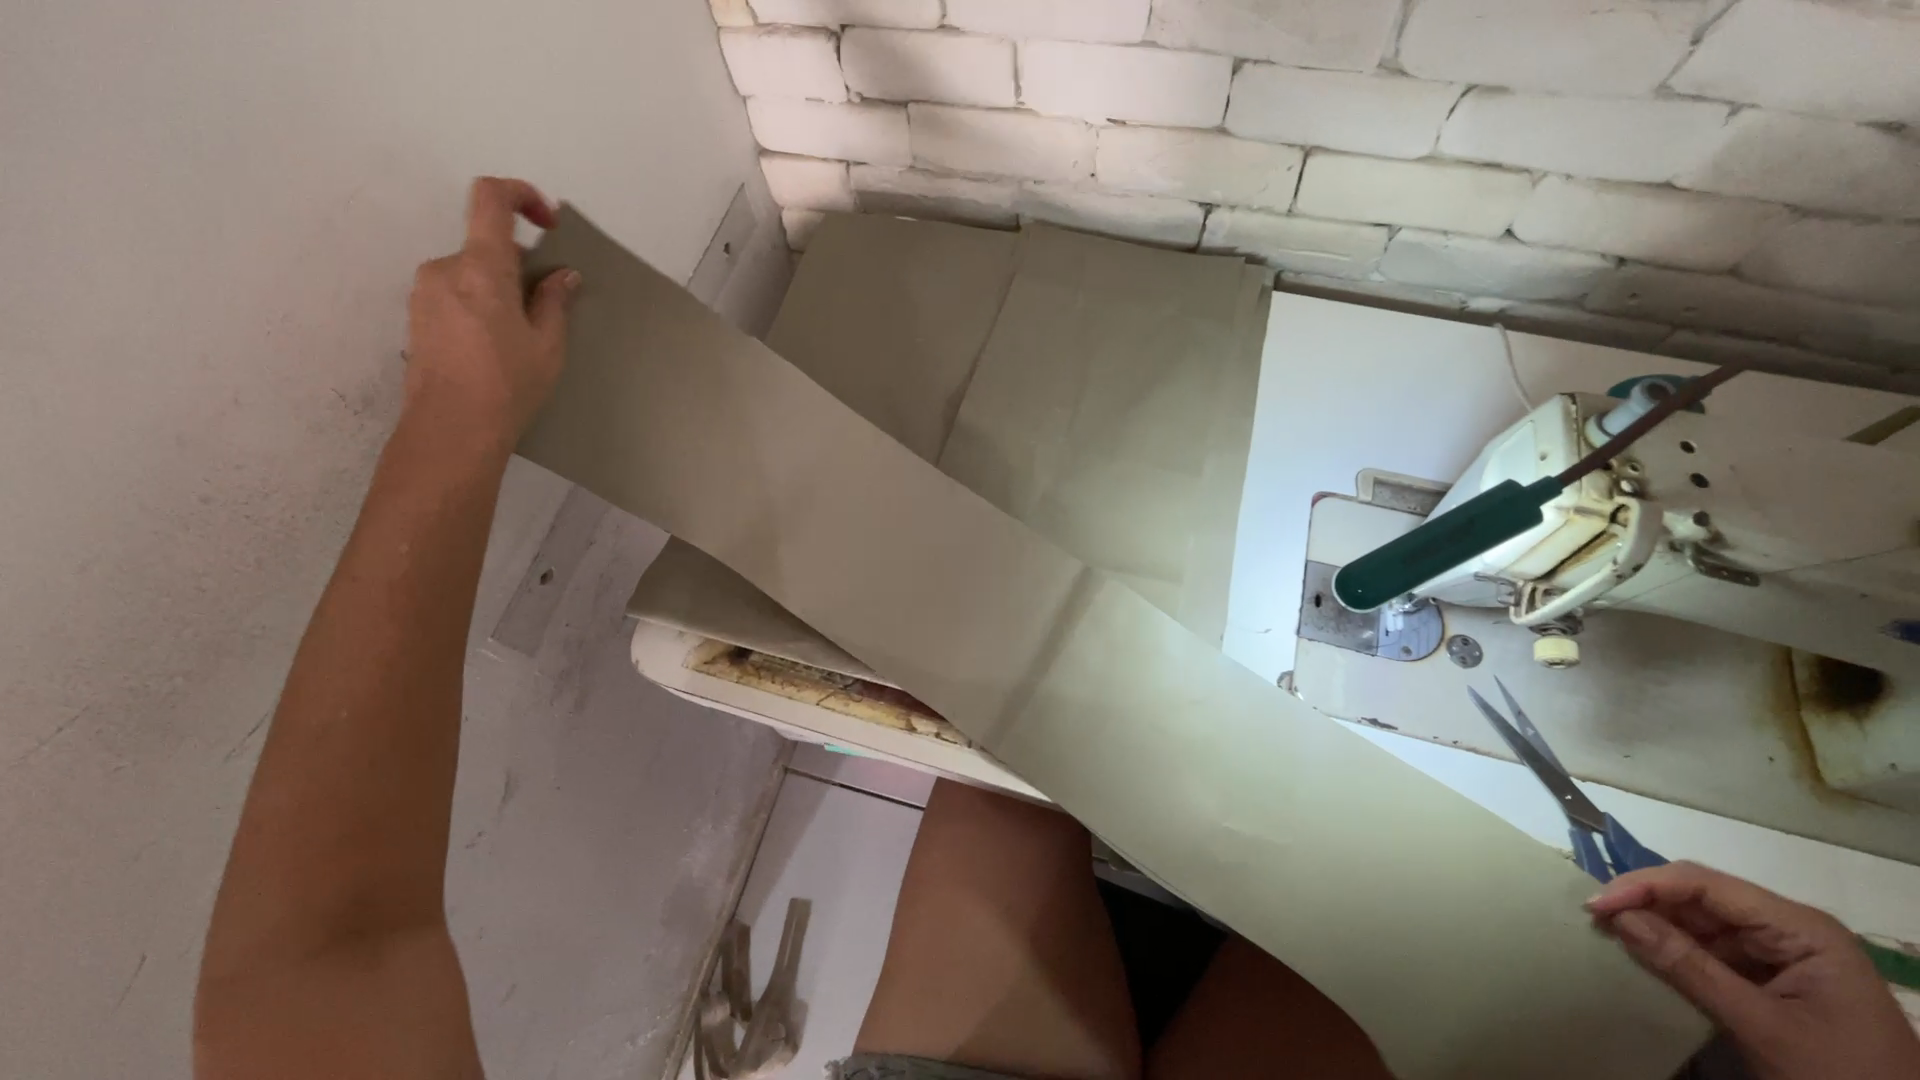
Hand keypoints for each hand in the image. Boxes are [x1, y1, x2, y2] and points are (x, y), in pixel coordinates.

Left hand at [404, 177, 577, 452]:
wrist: (451, 430)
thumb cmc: (508, 384)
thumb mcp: (548, 345)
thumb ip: (554, 301)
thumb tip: (562, 275)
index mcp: (481, 267)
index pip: (490, 198)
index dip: (520, 194)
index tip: (547, 222)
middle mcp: (444, 269)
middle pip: (485, 246)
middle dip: (519, 264)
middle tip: (547, 303)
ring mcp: (424, 293)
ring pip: (471, 274)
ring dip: (499, 289)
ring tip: (522, 335)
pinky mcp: (417, 318)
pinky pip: (455, 295)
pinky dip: (480, 306)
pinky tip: (496, 347)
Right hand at [1588, 861, 1919, 1079]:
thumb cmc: (1843, 1076)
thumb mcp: (1763, 1027)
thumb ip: (1690, 968)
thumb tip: (1618, 917)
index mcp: (1802, 928)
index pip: (1705, 883)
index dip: (1644, 886)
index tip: (1596, 906)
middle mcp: (1791, 928)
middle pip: (1700, 896)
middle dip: (1646, 902)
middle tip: (1596, 918)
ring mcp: (1783, 952)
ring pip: (1701, 920)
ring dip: (1656, 925)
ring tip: (1612, 934)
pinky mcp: (1773, 977)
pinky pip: (1713, 949)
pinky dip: (1675, 950)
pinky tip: (1647, 956)